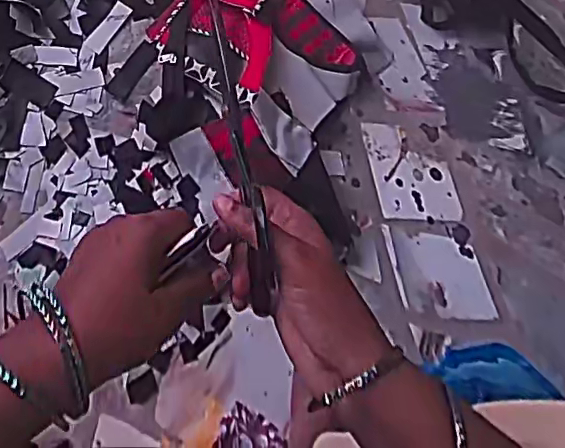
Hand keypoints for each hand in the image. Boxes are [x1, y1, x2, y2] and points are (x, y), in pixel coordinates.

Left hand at [54, 210, 226, 383]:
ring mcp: (99, 238)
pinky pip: (117, 250)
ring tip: (153, 303)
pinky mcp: (86, 253)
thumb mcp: (166, 312)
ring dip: (151, 263)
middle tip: (179, 293)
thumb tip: (214, 273)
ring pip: (138, 240)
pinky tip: (128, 301)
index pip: (184, 219)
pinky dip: (128, 268)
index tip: (202, 269)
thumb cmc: (109, 328)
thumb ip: (196, 286)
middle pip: (160, 228)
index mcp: (141, 231)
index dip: (199, 245)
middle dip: (175, 257)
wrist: (63, 344)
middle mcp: (118, 226)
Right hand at [214, 188, 395, 396]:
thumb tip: (227, 204)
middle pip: (245, 226)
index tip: (221, 213)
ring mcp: (278, 270)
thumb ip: (256, 228)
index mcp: (297, 226)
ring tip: (242, 282)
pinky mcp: (270, 293)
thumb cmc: (335, 313)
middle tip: (225, 248)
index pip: (261, 198)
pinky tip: (244, 296)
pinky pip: (243, 280)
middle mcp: (287, 245)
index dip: (238, 202)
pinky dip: (238, 288)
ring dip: (235, 268)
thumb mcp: (291, 258)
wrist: (343, 365)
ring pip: (242, 254)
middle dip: (233, 239)